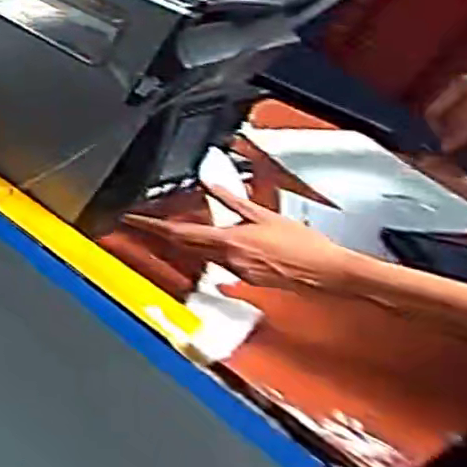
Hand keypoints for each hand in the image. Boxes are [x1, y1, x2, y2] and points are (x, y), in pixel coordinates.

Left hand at [124, 183, 362, 291]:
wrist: (336, 275)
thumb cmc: (308, 247)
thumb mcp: (265, 216)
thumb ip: (233, 201)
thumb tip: (211, 187)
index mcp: (227, 241)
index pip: (176, 232)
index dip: (149, 225)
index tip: (130, 218)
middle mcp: (227, 259)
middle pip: (182, 244)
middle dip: (159, 232)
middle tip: (139, 222)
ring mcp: (238, 271)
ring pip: (198, 254)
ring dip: (182, 242)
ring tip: (168, 229)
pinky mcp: (251, 279)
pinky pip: (220, 265)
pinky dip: (207, 254)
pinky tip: (208, 249)